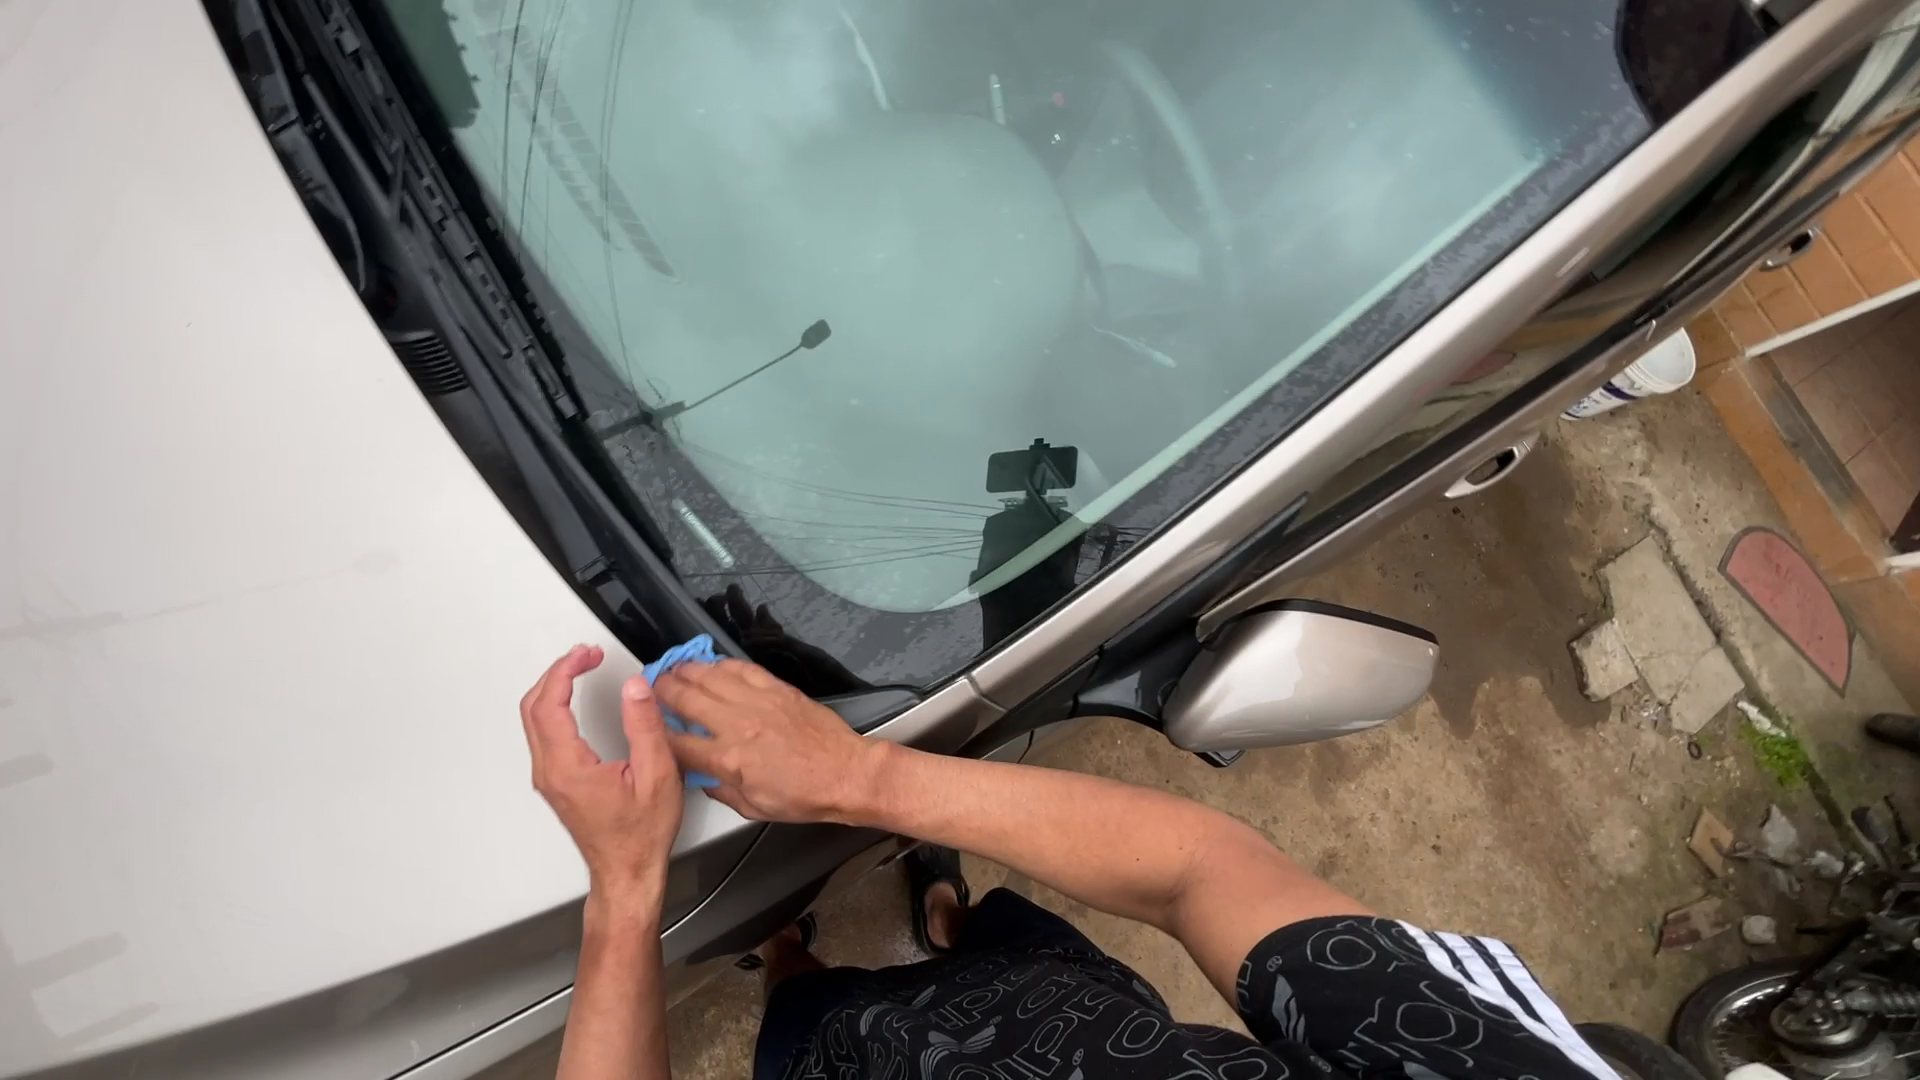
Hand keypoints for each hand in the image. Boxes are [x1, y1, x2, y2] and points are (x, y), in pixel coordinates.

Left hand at [521, 645, 684, 907]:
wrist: (628, 872)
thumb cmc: (643, 833)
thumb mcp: (658, 774)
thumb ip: (645, 726)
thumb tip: (635, 687)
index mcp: (569, 768)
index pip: (549, 706)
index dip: (566, 671)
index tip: (589, 654)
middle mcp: (550, 772)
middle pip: (533, 709)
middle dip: (558, 673)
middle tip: (587, 654)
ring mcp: (551, 778)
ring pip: (534, 720)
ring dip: (555, 687)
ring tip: (583, 667)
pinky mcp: (558, 781)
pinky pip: (544, 733)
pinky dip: (556, 705)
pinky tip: (576, 698)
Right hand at [654, 658, 885, 823]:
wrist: (845, 773)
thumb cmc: (804, 795)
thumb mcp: (753, 807)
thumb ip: (721, 790)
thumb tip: (703, 778)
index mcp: (727, 759)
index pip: (677, 743)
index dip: (656, 734)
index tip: (647, 728)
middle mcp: (738, 725)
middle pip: (687, 700)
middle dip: (663, 691)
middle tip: (650, 686)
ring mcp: (759, 702)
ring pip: (712, 677)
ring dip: (688, 671)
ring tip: (674, 669)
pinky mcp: (779, 690)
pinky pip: (744, 669)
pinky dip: (725, 664)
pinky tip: (713, 664)